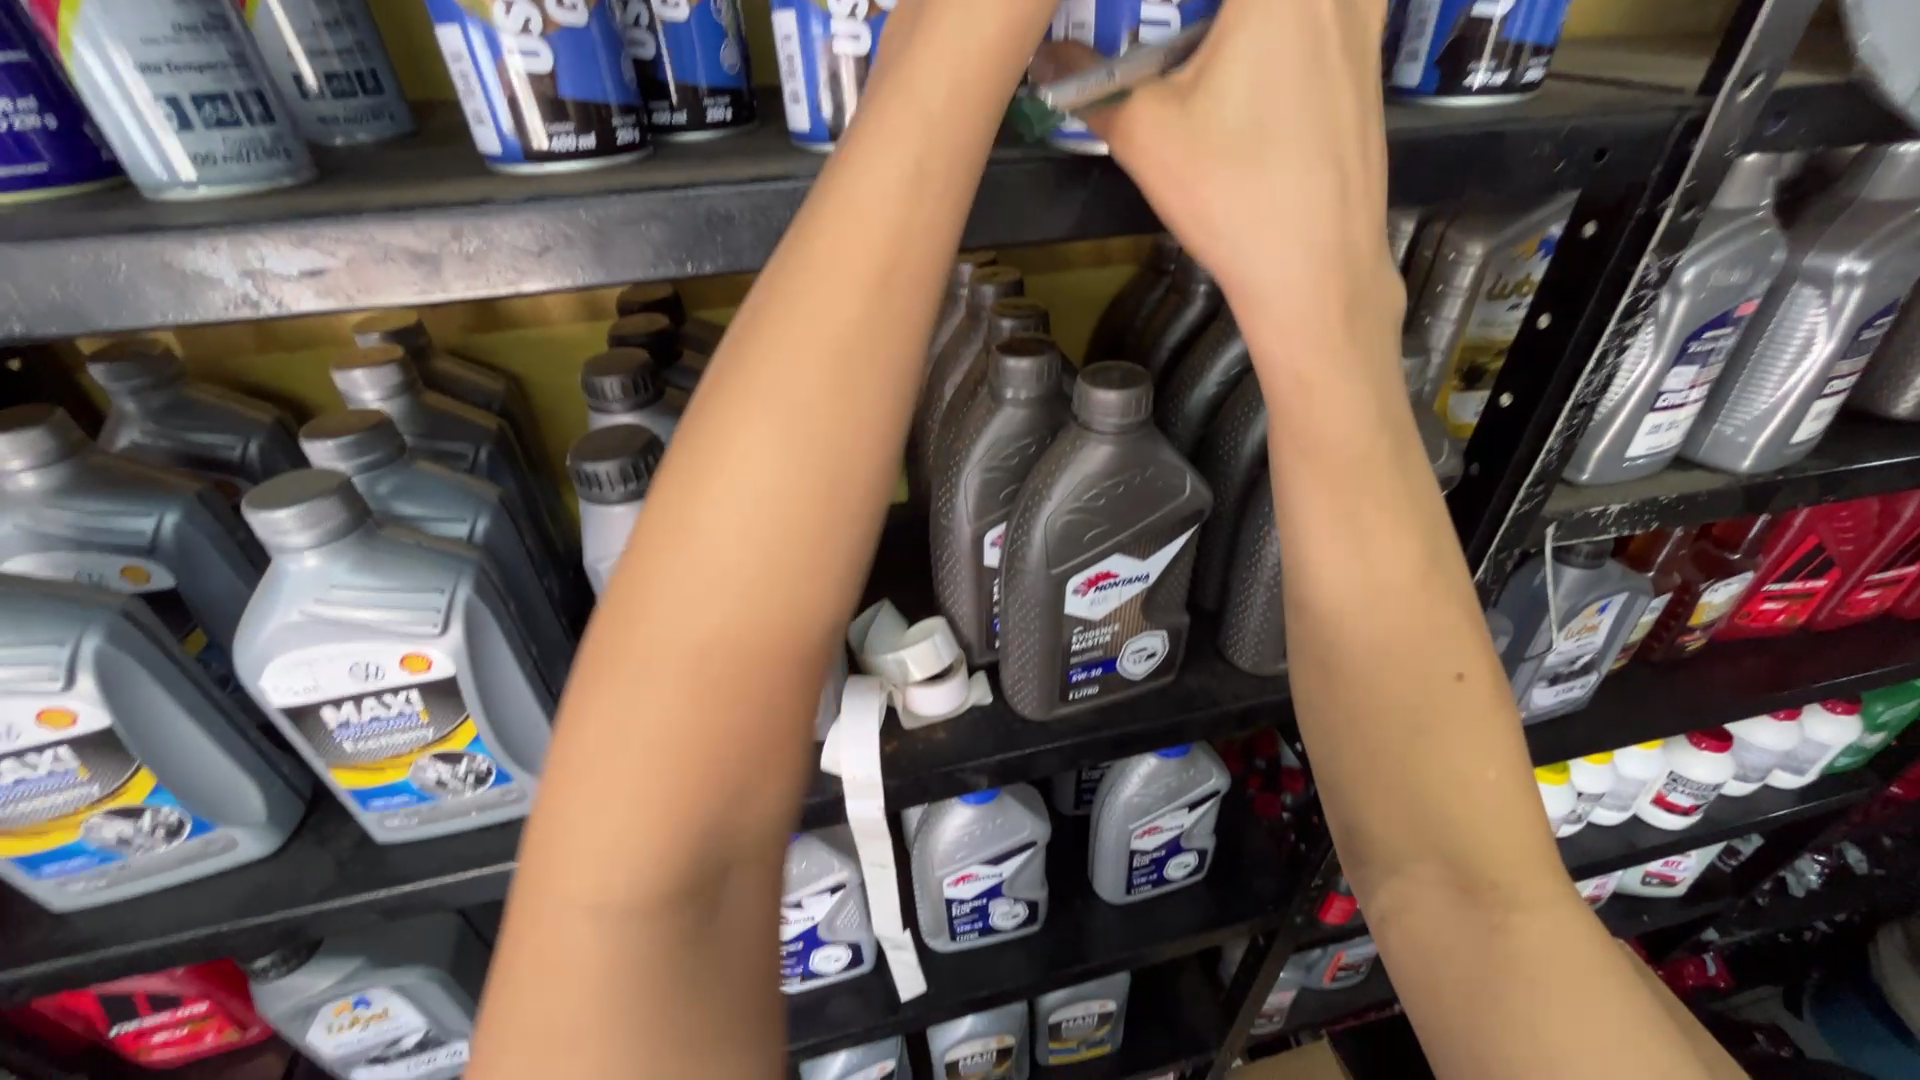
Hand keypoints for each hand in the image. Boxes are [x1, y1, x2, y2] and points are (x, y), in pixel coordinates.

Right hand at [1043, 0, 1401, 341]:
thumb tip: (1048, 60)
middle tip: (1166, 31)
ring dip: (1235, 24)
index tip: (1144, 23)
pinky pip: (1325, 10)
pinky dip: (1284, 24)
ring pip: (1289, 6)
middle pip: (1240, 0)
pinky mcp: (1371, 55)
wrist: (1314, 267)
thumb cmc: (1231, 194)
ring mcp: (1364, 13)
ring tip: (1196, 50)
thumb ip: (1091, 82)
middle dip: (1194, 11)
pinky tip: (1248, 69)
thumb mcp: (1144, 133)